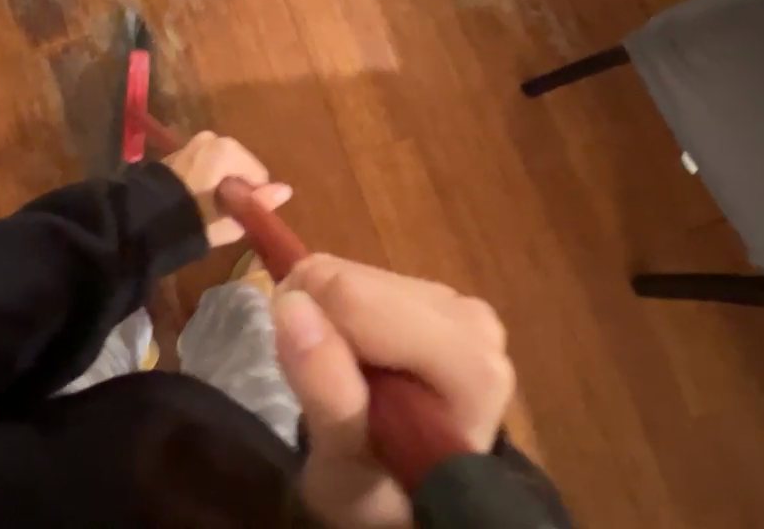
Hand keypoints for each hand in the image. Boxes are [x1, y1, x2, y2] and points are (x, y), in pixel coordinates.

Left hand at [162, 131, 292, 246]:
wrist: (140, 219)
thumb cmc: (190, 220)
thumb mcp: (229, 220)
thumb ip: (260, 203)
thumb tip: (285, 190)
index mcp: (227, 150)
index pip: (258, 174)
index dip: (252, 197)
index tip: (239, 216)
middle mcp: (211, 139)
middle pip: (239, 166)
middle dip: (236, 188)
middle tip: (224, 214)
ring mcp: (192, 143)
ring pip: (221, 165)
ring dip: (220, 184)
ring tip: (208, 209)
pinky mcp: (177, 153)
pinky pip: (203, 164)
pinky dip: (205, 179)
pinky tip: (194, 200)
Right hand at [273, 255, 514, 528]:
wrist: (406, 492)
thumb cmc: (378, 489)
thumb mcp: (344, 469)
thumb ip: (327, 394)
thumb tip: (292, 307)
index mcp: (469, 361)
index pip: (355, 301)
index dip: (312, 328)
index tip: (304, 376)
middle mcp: (470, 317)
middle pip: (351, 280)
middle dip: (317, 319)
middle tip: (316, 376)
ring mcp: (453, 299)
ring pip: (346, 270)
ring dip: (323, 316)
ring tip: (337, 370)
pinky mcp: (431, 289)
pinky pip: (352, 271)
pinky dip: (333, 308)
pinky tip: (351, 353)